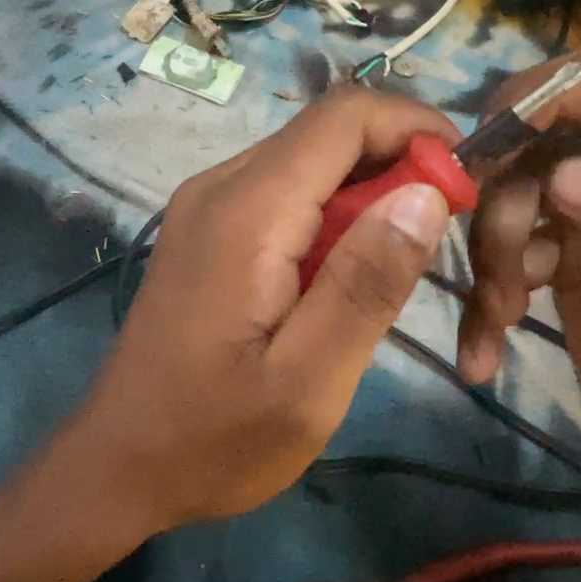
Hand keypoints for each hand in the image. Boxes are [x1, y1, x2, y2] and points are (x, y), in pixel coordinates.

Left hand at [63, 88, 456, 533]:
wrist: (118, 465)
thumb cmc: (214, 440)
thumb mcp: (307, 382)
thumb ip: (365, 285)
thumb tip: (426, 193)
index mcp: (246, 212)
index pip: (344, 116)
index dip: (416, 131)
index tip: (463, 190)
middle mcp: (219, 187)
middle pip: (327, 133)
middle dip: (397, 166)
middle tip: (435, 243)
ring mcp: (205, 208)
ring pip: (307, 162)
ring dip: (365, 195)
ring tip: (393, 270)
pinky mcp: (205, 233)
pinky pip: (281, 195)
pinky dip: (328, 217)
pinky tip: (337, 281)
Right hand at [457, 45, 580, 461]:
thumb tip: (565, 175)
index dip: (559, 87)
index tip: (498, 130)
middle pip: (552, 131)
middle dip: (509, 186)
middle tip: (490, 242)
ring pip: (517, 187)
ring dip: (496, 247)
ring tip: (503, 308)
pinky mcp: (566, 245)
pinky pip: (509, 241)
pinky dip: (490, 286)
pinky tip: (490, 337)